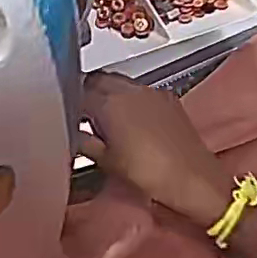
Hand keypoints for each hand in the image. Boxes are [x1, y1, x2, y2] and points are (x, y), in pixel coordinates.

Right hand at [78, 72, 231, 227]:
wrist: (192, 178)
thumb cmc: (148, 172)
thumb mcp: (106, 161)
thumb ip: (84, 142)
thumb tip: (73, 135)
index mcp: (108, 103)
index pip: (77, 91)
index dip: (67, 102)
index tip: (64, 115)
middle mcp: (128, 90)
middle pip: (97, 79)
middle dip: (85, 92)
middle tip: (79, 113)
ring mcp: (149, 91)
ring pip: (118, 81)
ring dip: (106, 92)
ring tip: (102, 117)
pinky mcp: (166, 98)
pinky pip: (138, 89)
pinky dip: (127, 97)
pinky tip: (128, 118)